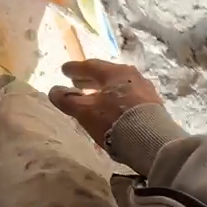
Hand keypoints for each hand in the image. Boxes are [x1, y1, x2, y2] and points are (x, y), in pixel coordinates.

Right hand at [48, 59, 163, 146]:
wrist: (152, 141)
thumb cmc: (114, 121)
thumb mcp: (85, 111)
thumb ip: (68, 100)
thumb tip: (54, 91)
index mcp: (114, 72)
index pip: (90, 66)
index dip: (75, 69)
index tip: (64, 70)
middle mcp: (131, 76)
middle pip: (106, 75)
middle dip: (89, 79)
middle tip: (76, 81)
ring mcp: (145, 90)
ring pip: (119, 86)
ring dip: (104, 89)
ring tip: (93, 96)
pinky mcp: (153, 106)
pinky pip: (129, 97)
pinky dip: (116, 99)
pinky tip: (111, 108)